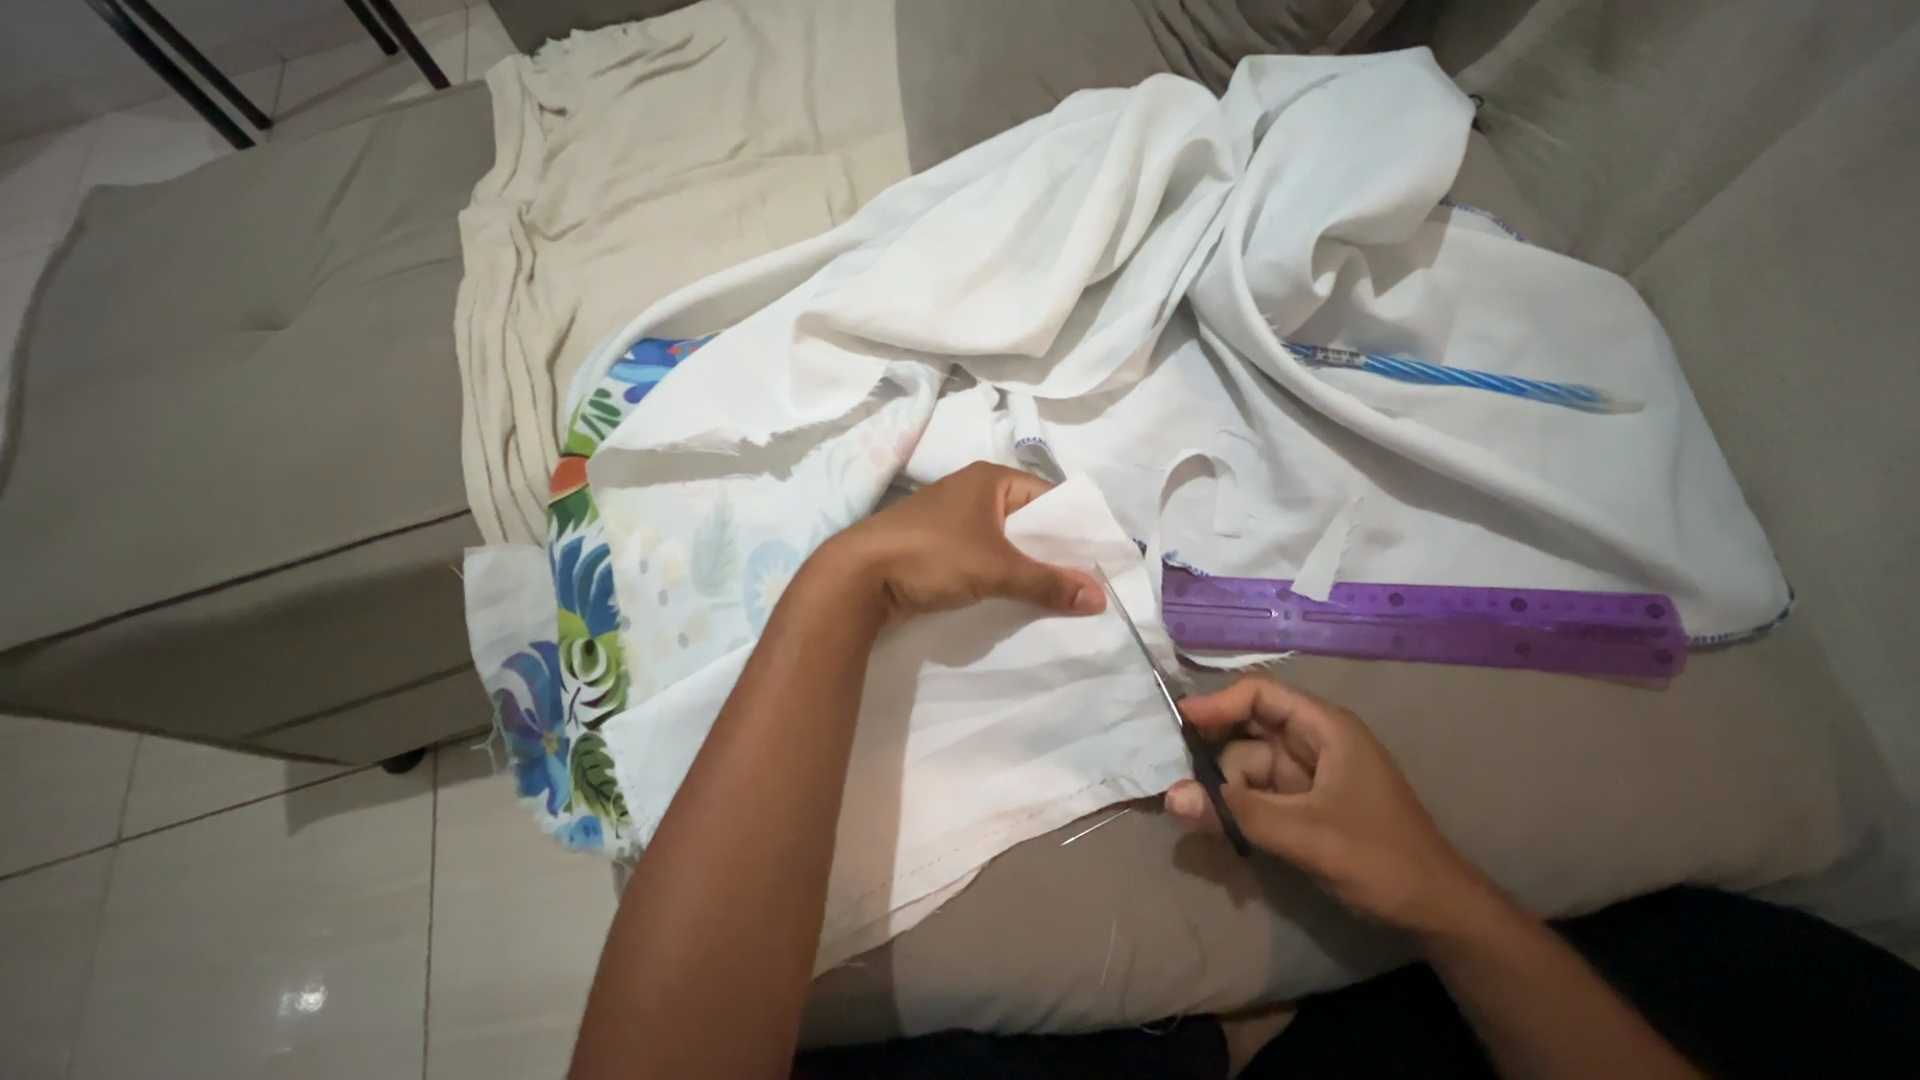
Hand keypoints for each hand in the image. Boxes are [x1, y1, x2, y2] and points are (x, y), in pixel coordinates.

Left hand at [815, 462, 1106, 621]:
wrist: (858, 576)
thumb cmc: (931, 555)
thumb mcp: (996, 569)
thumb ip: (1047, 582)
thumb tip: (1100, 597)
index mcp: (990, 480)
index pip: (1049, 498)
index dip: (1076, 528)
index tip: (1100, 561)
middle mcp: (972, 491)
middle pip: (1028, 521)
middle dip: (1052, 553)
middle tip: (1083, 584)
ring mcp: (951, 519)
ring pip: (1004, 542)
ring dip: (1025, 567)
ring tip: (1055, 596)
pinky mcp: (934, 546)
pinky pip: (981, 557)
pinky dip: (999, 575)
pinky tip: (1014, 599)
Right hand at [1164, 676, 1496, 934]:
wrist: (1437, 914)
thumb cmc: (1381, 859)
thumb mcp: (1306, 834)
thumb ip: (1238, 814)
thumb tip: (1171, 797)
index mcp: (1326, 729)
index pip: (1260, 696)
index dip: (1216, 705)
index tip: (1175, 724)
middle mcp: (1313, 744)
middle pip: (1246, 731)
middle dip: (1212, 752)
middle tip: (1172, 774)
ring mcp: (1307, 777)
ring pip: (1246, 767)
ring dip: (1222, 789)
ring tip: (1194, 813)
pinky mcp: (1302, 808)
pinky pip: (1255, 795)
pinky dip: (1235, 808)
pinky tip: (1214, 825)